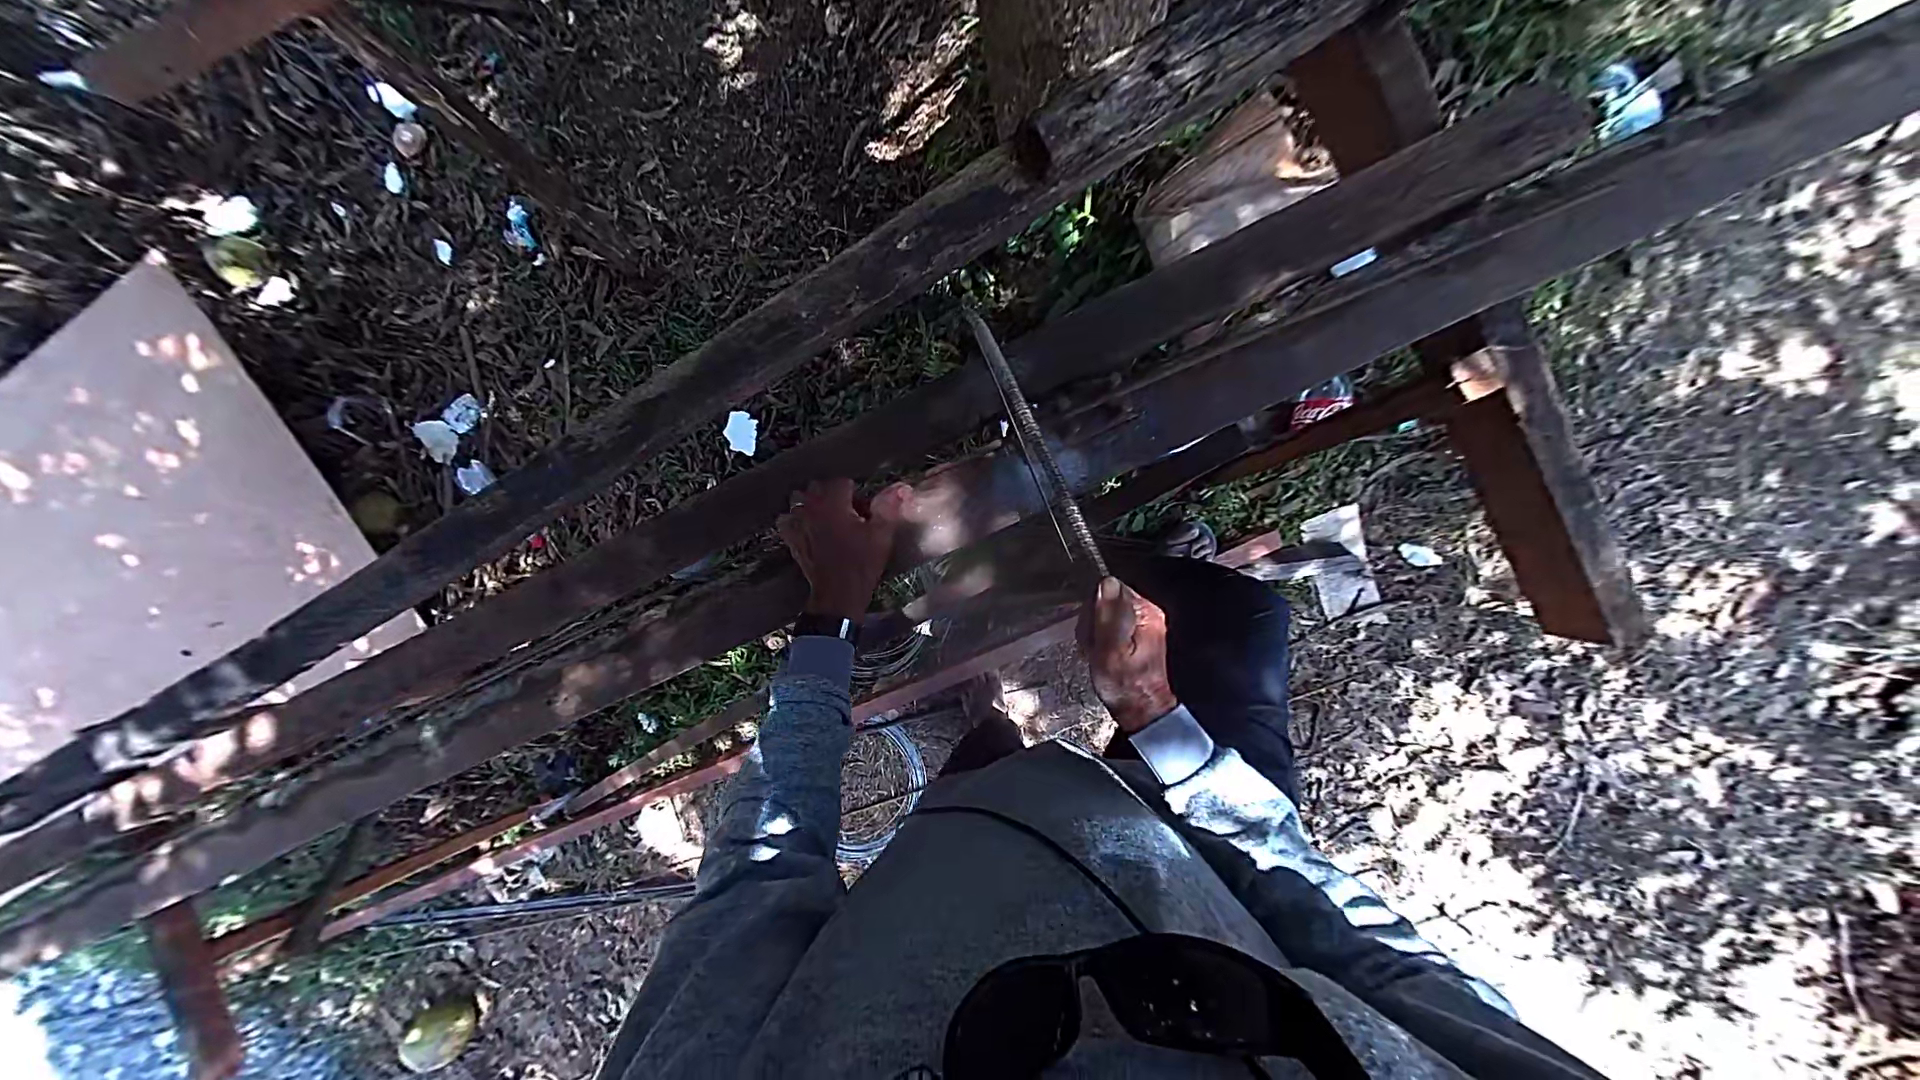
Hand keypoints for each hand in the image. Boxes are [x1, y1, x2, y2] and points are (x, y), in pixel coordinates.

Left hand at [777, 478, 912, 619]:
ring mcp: (797, 523)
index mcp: (833, 502)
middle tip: (848, 513)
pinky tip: (808, 529)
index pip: (842, 482)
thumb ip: (888, 507)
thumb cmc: (862, 563)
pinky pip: (787, 519)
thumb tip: (900, 487)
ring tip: (827, 519)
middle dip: (832, 495)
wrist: (839, 594)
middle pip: (817, 487)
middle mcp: (811, 507)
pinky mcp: (791, 538)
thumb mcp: (882, 535)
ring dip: (812, 504)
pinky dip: (796, 520)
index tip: (864, 511)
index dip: (856, 494)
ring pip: (799, 500)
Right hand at [1078, 576, 1177, 733]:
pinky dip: (1099, 641)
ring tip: (1098, 653)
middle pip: (1106, 600)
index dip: (1094, 607)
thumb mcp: (1110, 649)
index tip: (1093, 629)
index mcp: (1145, 613)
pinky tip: (1100, 655)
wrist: (1141, 710)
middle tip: (1095, 645)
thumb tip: (1106, 583)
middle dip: (1093, 622)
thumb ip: (1107, 615)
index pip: (1110, 588)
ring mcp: (1140, 626)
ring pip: (1103, 615)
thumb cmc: (1126, 686)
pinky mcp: (1133, 637)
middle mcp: (1146, 615)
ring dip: (1094, 633)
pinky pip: (1107, 629)